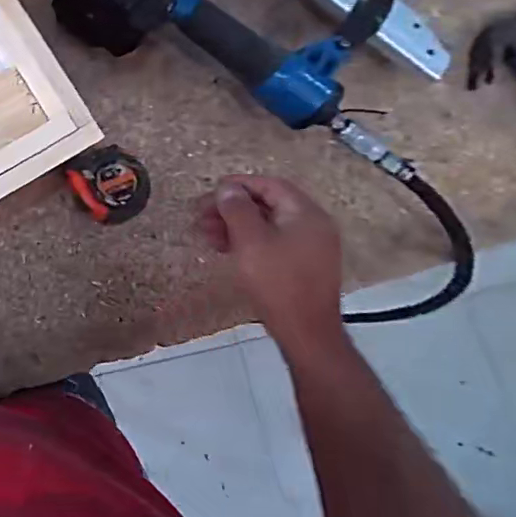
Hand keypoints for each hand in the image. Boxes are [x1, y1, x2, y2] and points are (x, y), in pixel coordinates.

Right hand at [196, 175, 346, 351]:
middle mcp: (313, 226)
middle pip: (268, 204)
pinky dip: (248, 240)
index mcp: (306, 214)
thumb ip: (237, 209)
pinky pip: (272, 242)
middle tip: (202, 215)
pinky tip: (225, 248)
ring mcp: (310, 247)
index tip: (211, 191)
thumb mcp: (250, 241)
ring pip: (267, 225)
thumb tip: (228, 189)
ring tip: (207, 233)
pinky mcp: (302, 266)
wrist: (305, 332)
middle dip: (233, 207)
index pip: (271, 185)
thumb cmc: (277, 282)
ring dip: (236, 225)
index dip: (239, 184)